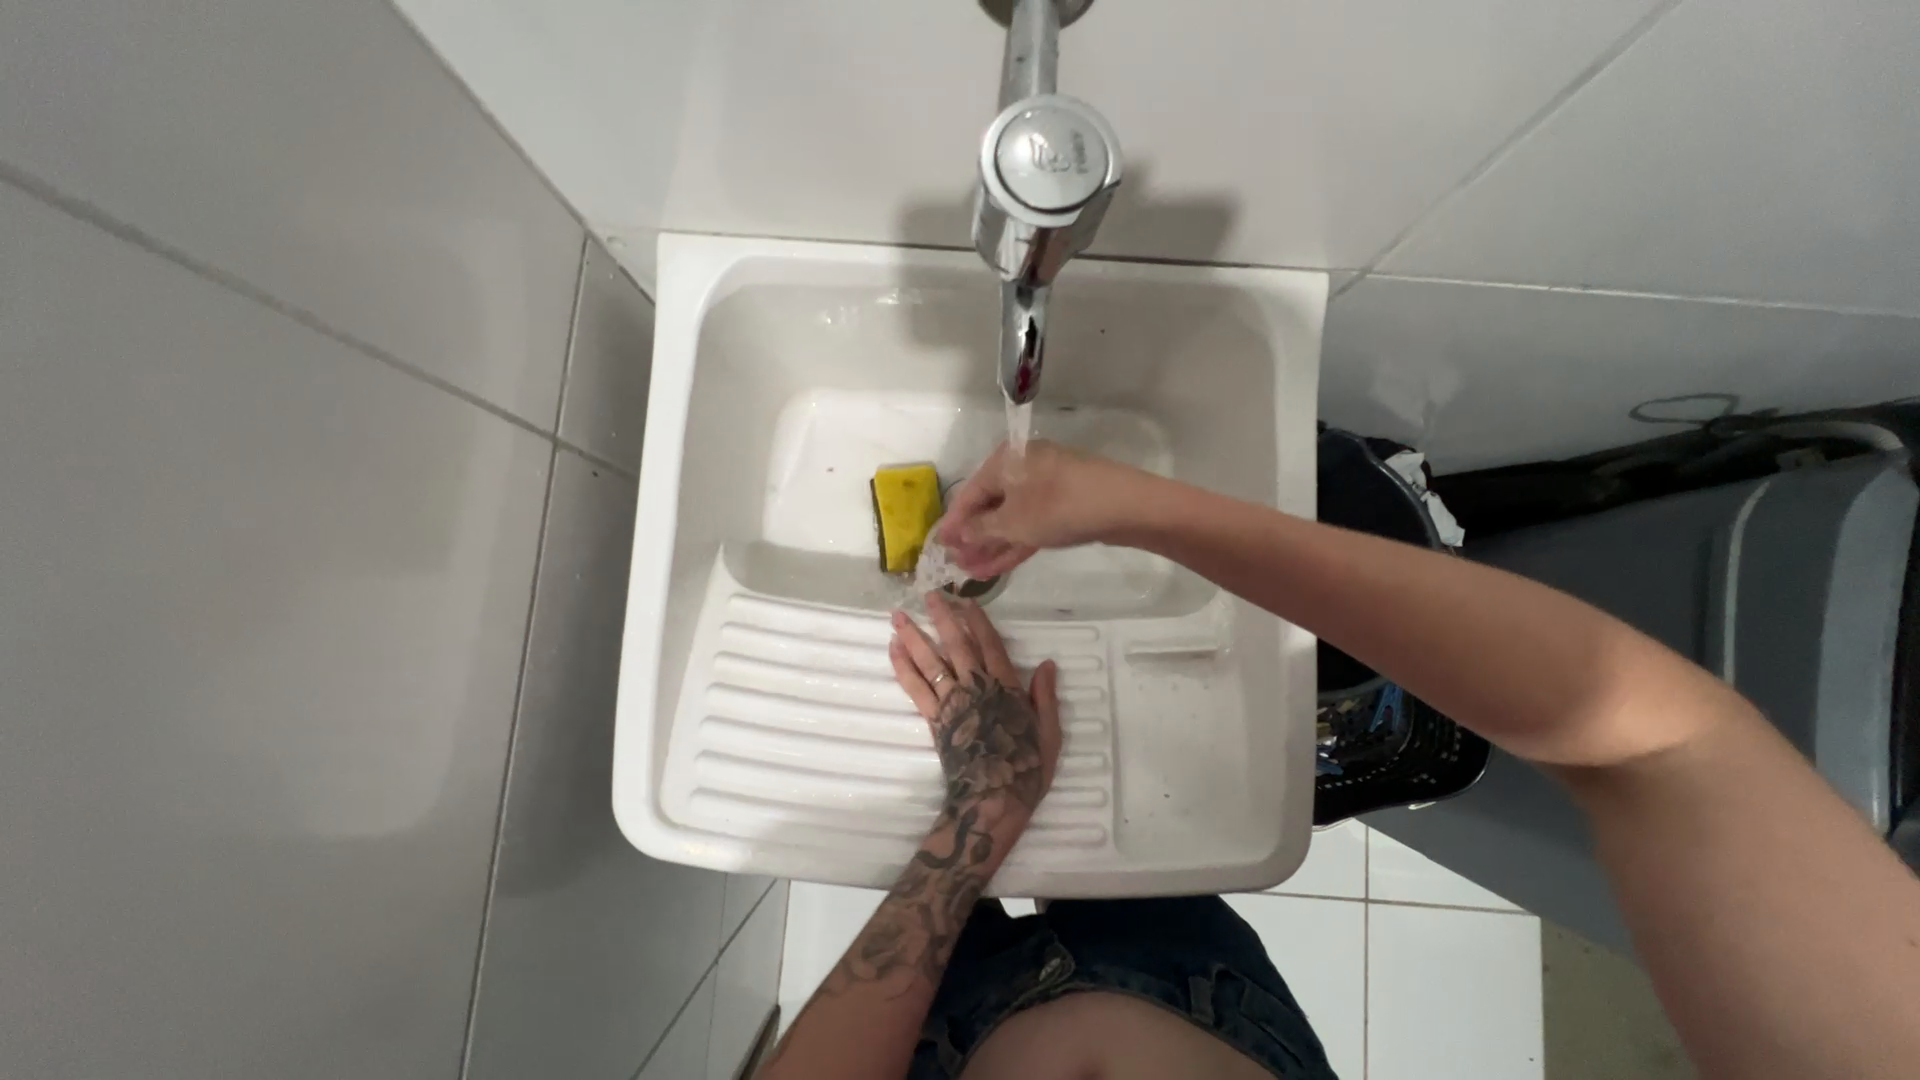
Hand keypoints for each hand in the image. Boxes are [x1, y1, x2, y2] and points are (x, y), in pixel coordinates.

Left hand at [889, 592, 1060, 828]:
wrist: (993, 800)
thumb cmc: (1026, 768)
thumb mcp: (1049, 733)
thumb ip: (1045, 697)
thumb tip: (1047, 664)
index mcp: (1006, 688)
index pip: (990, 645)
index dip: (978, 621)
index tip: (966, 601)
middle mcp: (976, 687)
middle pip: (956, 645)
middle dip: (942, 617)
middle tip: (928, 594)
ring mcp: (952, 702)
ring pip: (930, 661)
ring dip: (913, 635)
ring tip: (897, 615)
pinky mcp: (934, 718)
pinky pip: (915, 686)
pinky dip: (902, 666)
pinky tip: (893, 648)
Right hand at [937, 439, 1148, 578]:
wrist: (1124, 506)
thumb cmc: (1060, 507)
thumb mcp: (1014, 522)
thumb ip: (981, 529)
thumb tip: (958, 534)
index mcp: (1006, 460)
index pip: (969, 493)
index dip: (954, 523)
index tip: (939, 547)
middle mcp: (1023, 468)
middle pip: (990, 505)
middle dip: (973, 537)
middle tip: (955, 564)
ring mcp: (1046, 487)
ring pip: (1011, 518)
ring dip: (992, 544)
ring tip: (972, 572)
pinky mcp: (1063, 505)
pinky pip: (1031, 523)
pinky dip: (1015, 542)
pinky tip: (997, 566)